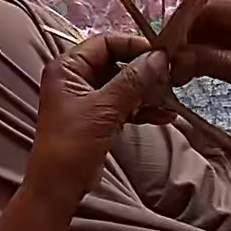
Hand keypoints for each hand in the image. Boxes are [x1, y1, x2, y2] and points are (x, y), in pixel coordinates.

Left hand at [27, 34, 169, 204]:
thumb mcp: (103, 109)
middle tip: (171, 77)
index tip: (160, 54)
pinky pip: (125, 105)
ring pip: (124, 85)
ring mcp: (88, 99)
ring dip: (147, 92)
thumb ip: (132, 81)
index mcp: (67, 68)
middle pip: (117, 63)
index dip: (132, 46)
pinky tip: (165, 116)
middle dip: (144, 71)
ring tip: (171, 98)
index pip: (104, 43)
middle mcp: (76, 78)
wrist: (58, 187)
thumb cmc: (72, 144)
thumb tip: (160, 58)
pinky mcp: (100, 118)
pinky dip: (143, 109)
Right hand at [169, 0, 230, 141]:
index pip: (215, 7)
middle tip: (161, 64)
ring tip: (172, 72)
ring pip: (215, 35)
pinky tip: (189, 73)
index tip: (158, 44)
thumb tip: (175, 58)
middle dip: (186, 40)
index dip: (184, 23)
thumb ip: (216, 62)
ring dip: (194, 52)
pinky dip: (207, 60)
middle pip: (213, 19)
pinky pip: (225, 49)